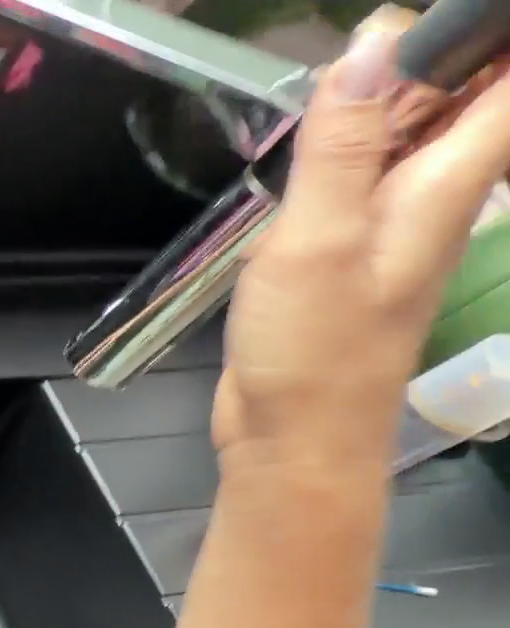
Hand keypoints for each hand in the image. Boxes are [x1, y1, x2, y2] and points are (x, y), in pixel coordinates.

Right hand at [213, 13, 509, 475]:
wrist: (295, 430)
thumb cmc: (314, 344)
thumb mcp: (315, 240)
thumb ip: (340, 146)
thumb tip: (373, 39)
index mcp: (450, 176)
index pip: (508, 72)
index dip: (480, 31)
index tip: (418, 22)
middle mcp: (436, 187)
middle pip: (470, 91)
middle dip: (429, 55)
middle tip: (354, 46)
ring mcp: (391, 219)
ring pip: (413, 129)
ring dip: (378, 98)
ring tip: (323, 85)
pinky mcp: (347, 246)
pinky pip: (363, 172)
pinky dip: (341, 147)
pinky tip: (299, 148)